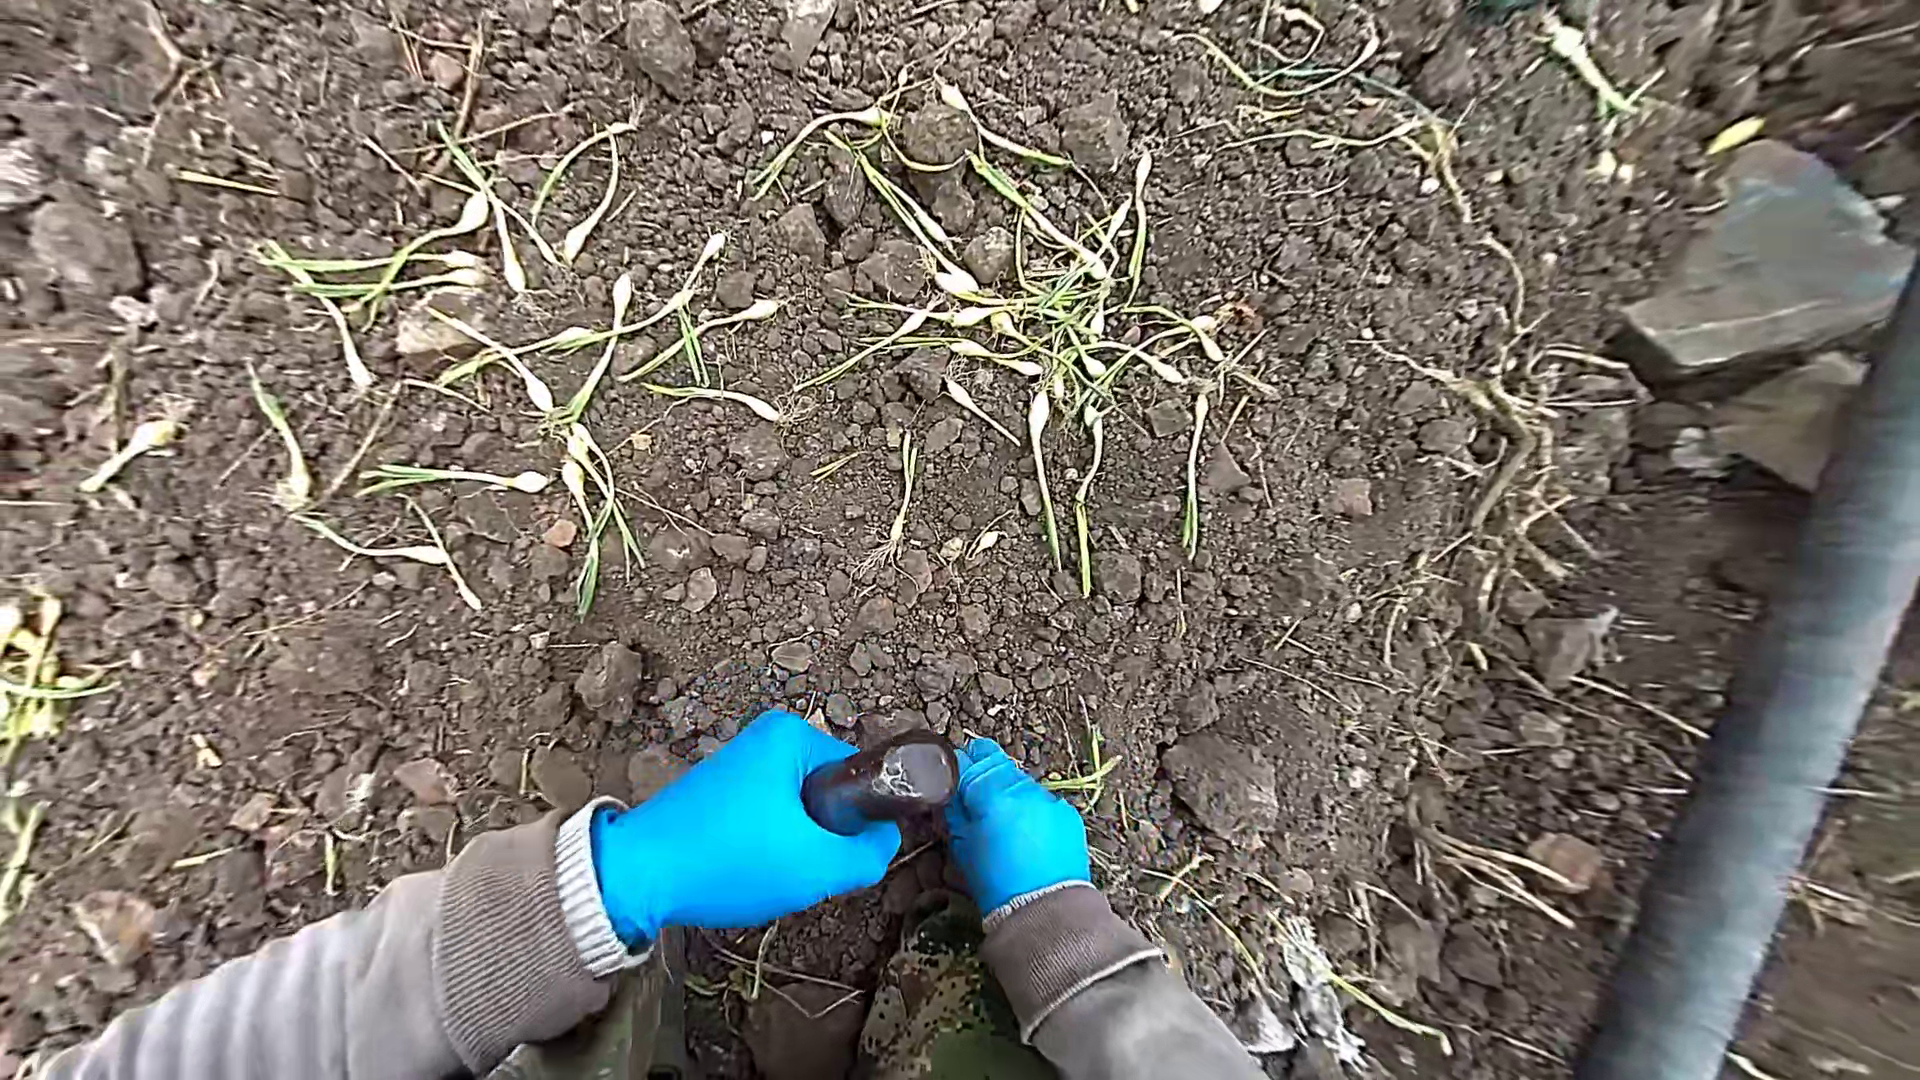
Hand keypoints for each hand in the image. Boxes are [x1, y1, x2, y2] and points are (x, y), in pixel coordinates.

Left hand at [590, 709, 901, 945]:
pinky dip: (773, 833)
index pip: (856, 774)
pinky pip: (774, 804)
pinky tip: (753, 860)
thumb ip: (867, 855)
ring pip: (801, 800)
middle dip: (826, 829)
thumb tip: (886, 838)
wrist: (636, 876)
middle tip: (806, 864)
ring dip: (800, 835)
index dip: (858, 818)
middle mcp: (769, 733)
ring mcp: (745, 755)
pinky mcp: (726, 780)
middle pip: (828, 788)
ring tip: (776, 865)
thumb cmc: (729, 858)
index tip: (838, 852)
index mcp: (793, 734)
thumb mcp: (814, 867)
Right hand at [944, 737, 1090, 913]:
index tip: (959, 777)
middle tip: (981, 809)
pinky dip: (1035, 813)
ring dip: (1012, 798)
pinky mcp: (1068, 813)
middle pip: (999, 766)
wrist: (1046, 915)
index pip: (974, 756)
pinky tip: (1030, 837)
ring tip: (1008, 829)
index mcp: (993, 796)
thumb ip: (956, 810)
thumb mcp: (963, 847)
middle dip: (988, 783)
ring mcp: (1049, 800)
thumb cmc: (998, 886)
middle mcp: (1024, 789)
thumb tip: (954, 790)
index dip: (964, 764)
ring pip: (1022, 783)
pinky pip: (1044, 802)